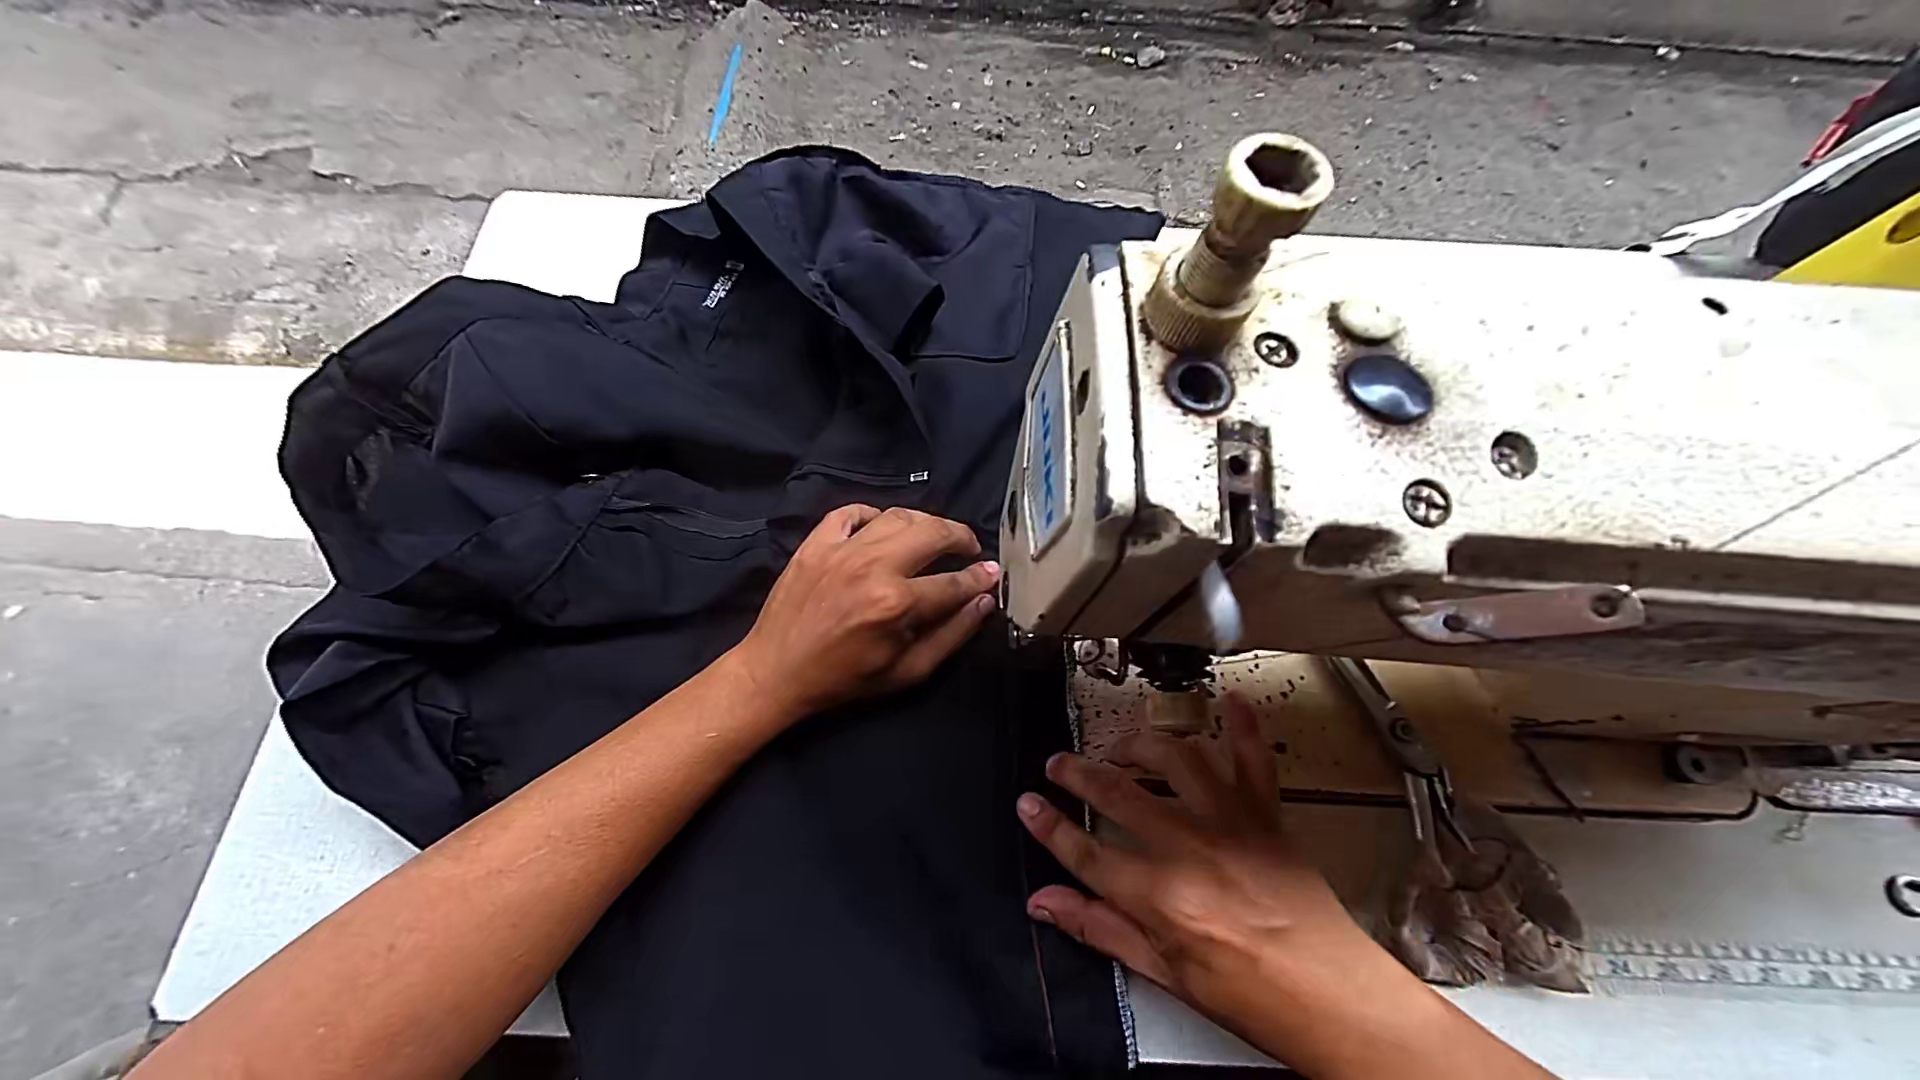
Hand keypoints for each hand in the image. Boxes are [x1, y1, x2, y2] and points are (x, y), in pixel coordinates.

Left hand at [729, 504, 999, 723]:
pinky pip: (850, 512)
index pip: (954, 582)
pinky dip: (872, 514)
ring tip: (933, 536)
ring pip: (897, 515)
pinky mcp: (815, 543)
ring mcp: (841, 550)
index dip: (980, 576)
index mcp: (897, 603)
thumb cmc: (845, 679)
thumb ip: (952, 635)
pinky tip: (881, 527)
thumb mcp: (908, 672)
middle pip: (933, 532)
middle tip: (968, 547)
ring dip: (924, 522)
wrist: (776, 672)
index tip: (992, 572)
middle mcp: (873, 567)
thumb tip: (984, 601)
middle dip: (960, 536)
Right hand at [1016, 694, 1377, 1044]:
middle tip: (1058, 764)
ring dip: (1140, 745)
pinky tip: (1230, 701)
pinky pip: (1253, 760)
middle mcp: (1192, 850)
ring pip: (1175, 760)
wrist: (1337, 1001)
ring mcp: (1232, 825)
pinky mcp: (1265, 816)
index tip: (1027, 805)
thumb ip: (1100, 929)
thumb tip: (1046, 904)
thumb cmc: (1254, 997)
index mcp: (1163, 898)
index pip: (1086, 853)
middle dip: (1078, 772)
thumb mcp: (1166, 975)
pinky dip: (1241, 726)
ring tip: (1120, 747)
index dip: (1049, 826)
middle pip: (1119, 792)